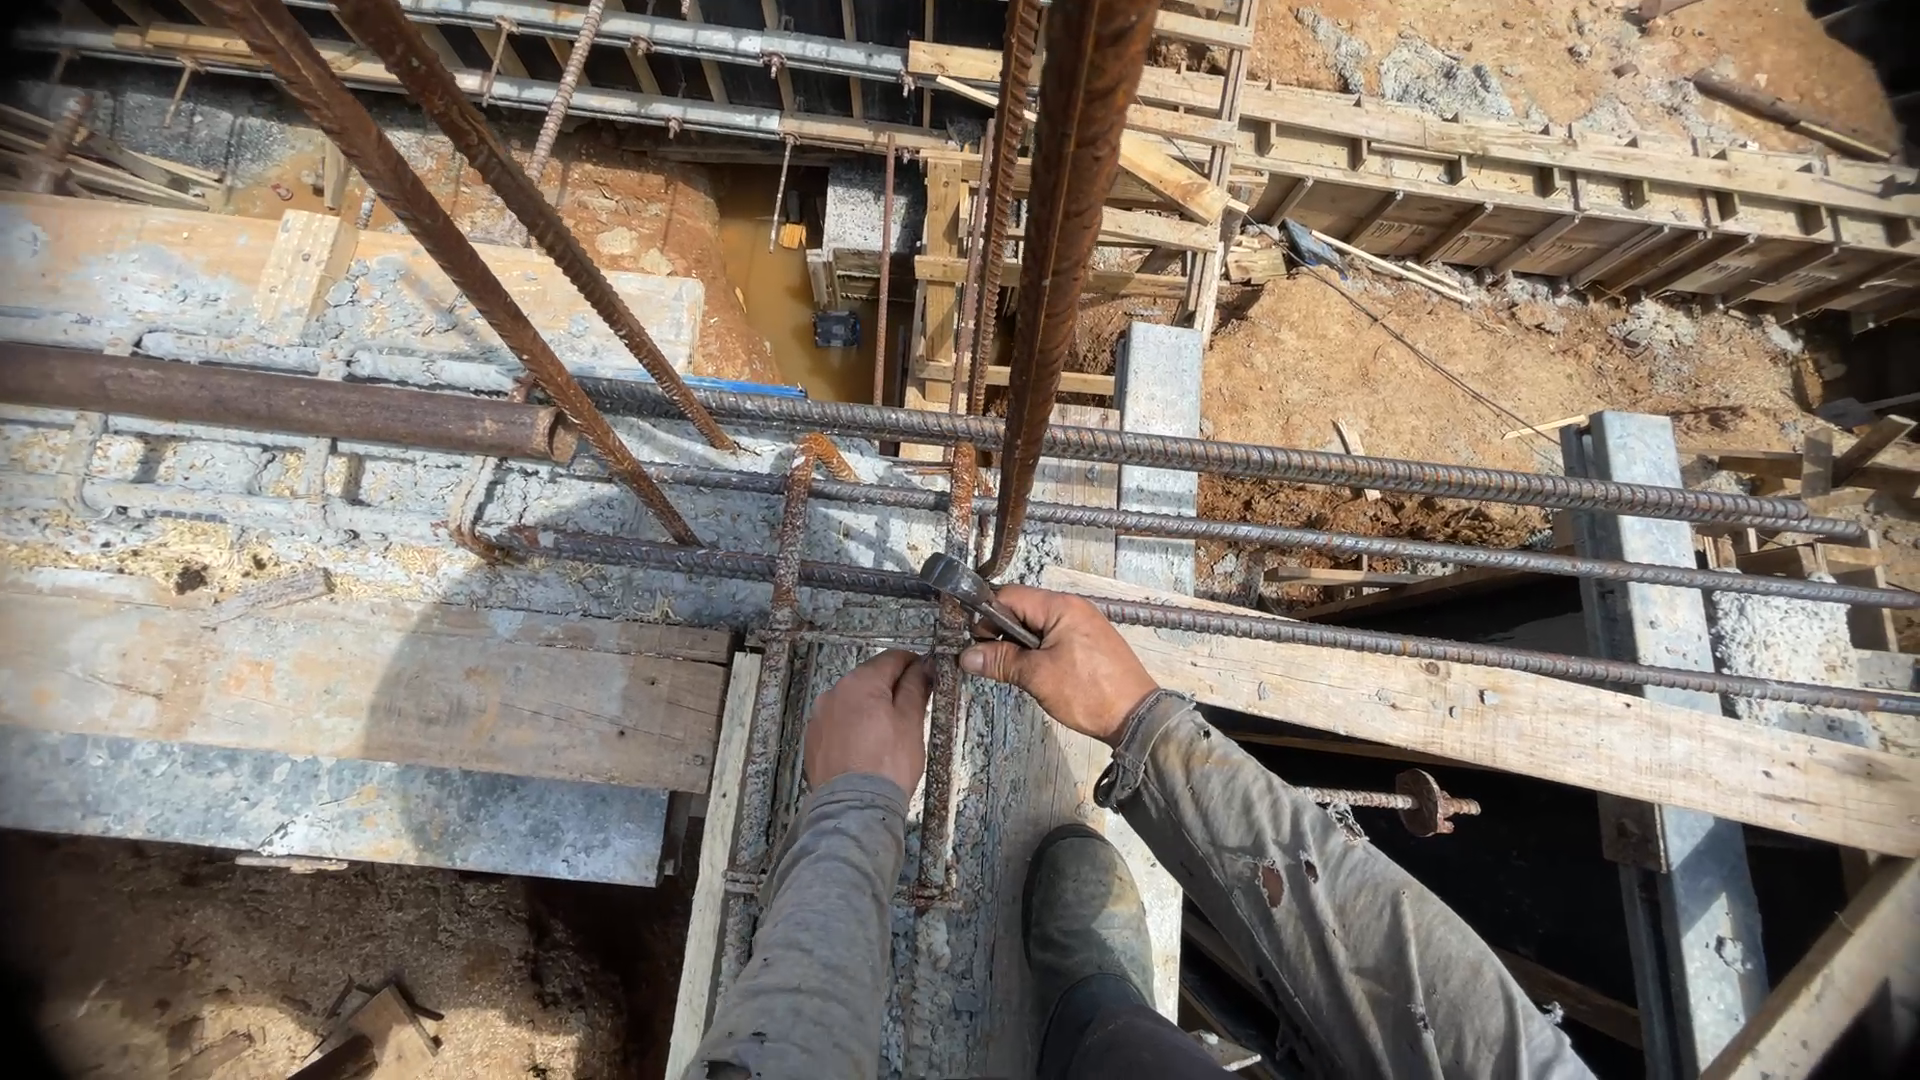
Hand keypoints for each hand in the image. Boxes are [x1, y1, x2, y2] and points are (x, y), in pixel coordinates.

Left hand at [805, 648, 931, 795]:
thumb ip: (916, 687)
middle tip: (914, 711)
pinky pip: (839, 722)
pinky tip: (867, 748)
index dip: (913, 664)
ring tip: (890, 735)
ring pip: (854, 701)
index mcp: (860, 682)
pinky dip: (854, 727)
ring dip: (872, 708)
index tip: (927, 675)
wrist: (854, 810)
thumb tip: (923, 666)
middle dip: (892, 689)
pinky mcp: (813, 739)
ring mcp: (819, 716)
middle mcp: (834, 692)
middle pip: (870, 679)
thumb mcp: (911, 722)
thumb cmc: (887, 764)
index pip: (892, 658)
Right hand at [958, 586, 1157, 744]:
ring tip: (1014, 671)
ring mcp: (1083, 625)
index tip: (975, 643)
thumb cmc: (1090, 693)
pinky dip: (1038, 652)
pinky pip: (1053, 638)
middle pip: (1022, 609)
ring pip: (1036, 626)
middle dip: (1002, 634)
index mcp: (1061, 606)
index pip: (1010, 596)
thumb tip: (968, 656)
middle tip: (991, 661)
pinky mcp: (1088, 643)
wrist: (1137, 718)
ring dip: (1020, 646)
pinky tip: (1035, 674)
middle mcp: (1073, 608)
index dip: (987, 617)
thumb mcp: (1037, 676)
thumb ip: (1001, 661)